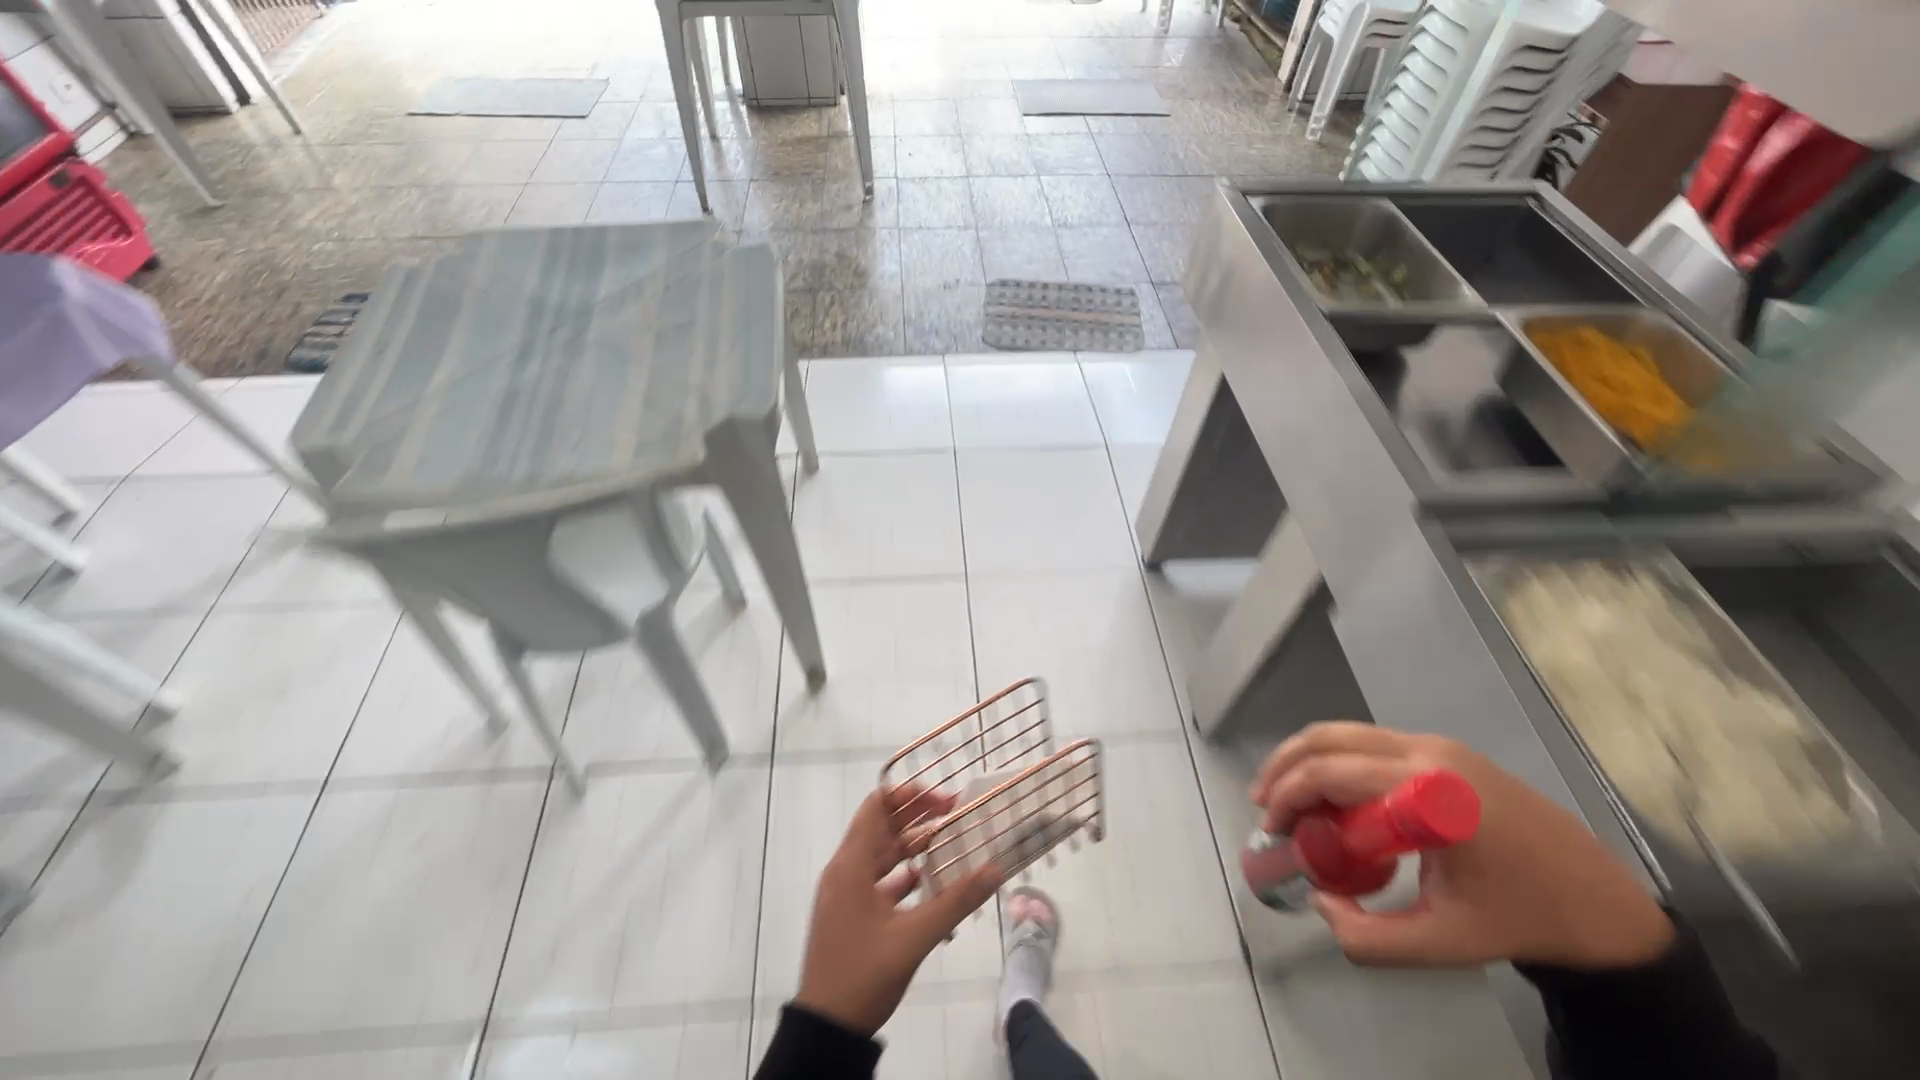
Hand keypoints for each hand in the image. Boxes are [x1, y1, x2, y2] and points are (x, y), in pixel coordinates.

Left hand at [794, 784, 1002, 1035]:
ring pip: (880, 855)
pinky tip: (929, 881)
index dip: (909, 795)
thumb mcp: (914, 937)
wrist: (827, 1027)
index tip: (945, 800)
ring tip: (949, 841)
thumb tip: (996, 870)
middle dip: (916, 816)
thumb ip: (956, 901)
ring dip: (911, 845)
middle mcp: (844, 871)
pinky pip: (878, 881)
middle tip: (956, 813)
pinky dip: (902, 875)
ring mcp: (845, 894)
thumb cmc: (863, 974)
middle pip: (880, 827)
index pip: (876, 807)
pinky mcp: (850, 915)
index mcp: (851, 866)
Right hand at [1250, 722, 1674, 969]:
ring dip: (1309, 762)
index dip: (1288, 796)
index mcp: (1429, 790)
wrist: (1603, 906)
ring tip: (1289, 803)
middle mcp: (1429, 752)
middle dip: (1285, 768)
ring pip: (1348, 734)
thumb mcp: (1441, 944)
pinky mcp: (1447, 753)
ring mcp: (1440, 747)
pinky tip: (1335, 801)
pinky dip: (1338, 763)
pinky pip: (1372, 744)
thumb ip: (1366, 937)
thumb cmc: (1522, 920)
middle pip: (1330, 738)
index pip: (1331, 772)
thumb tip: (1318, 900)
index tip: (1273, 831)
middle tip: (1266, 808)